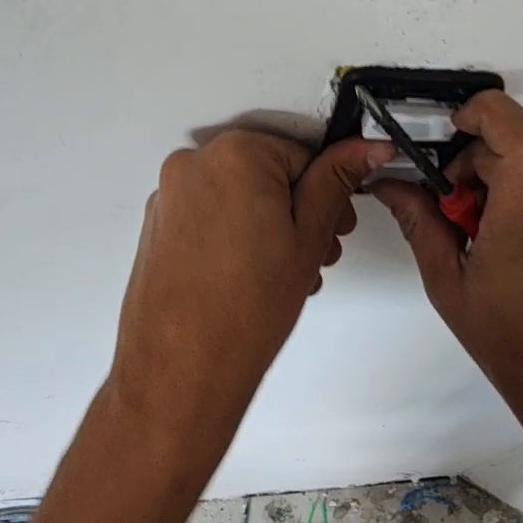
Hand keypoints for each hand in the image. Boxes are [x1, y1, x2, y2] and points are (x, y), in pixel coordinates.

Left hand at [108, 130, 393, 428]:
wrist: (181, 372)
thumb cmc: (241, 312)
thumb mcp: (311, 236)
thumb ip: (338, 181)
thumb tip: (365, 150)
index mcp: (236, 154)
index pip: (304, 155)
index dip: (329, 192)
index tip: (336, 221)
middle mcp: (193, 165)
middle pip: (269, 173)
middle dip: (300, 210)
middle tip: (318, 250)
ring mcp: (169, 197)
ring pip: (240, 196)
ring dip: (271, 226)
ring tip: (289, 272)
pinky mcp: (158, 227)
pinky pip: (211, 216)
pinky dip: (237, 236)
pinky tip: (256, 276)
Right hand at [370, 92, 522, 411]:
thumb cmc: (506, 339)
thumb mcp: (447, 283)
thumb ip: (419, 223)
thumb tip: (389, 184)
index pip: (520, 136)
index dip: (485, 112)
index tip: (453, 127)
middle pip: (510, 148)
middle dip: (471, 163)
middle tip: (449, 208)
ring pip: (522, 167)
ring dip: (488, 183)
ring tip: (473, 235)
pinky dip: (508, 198)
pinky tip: (495, 243)